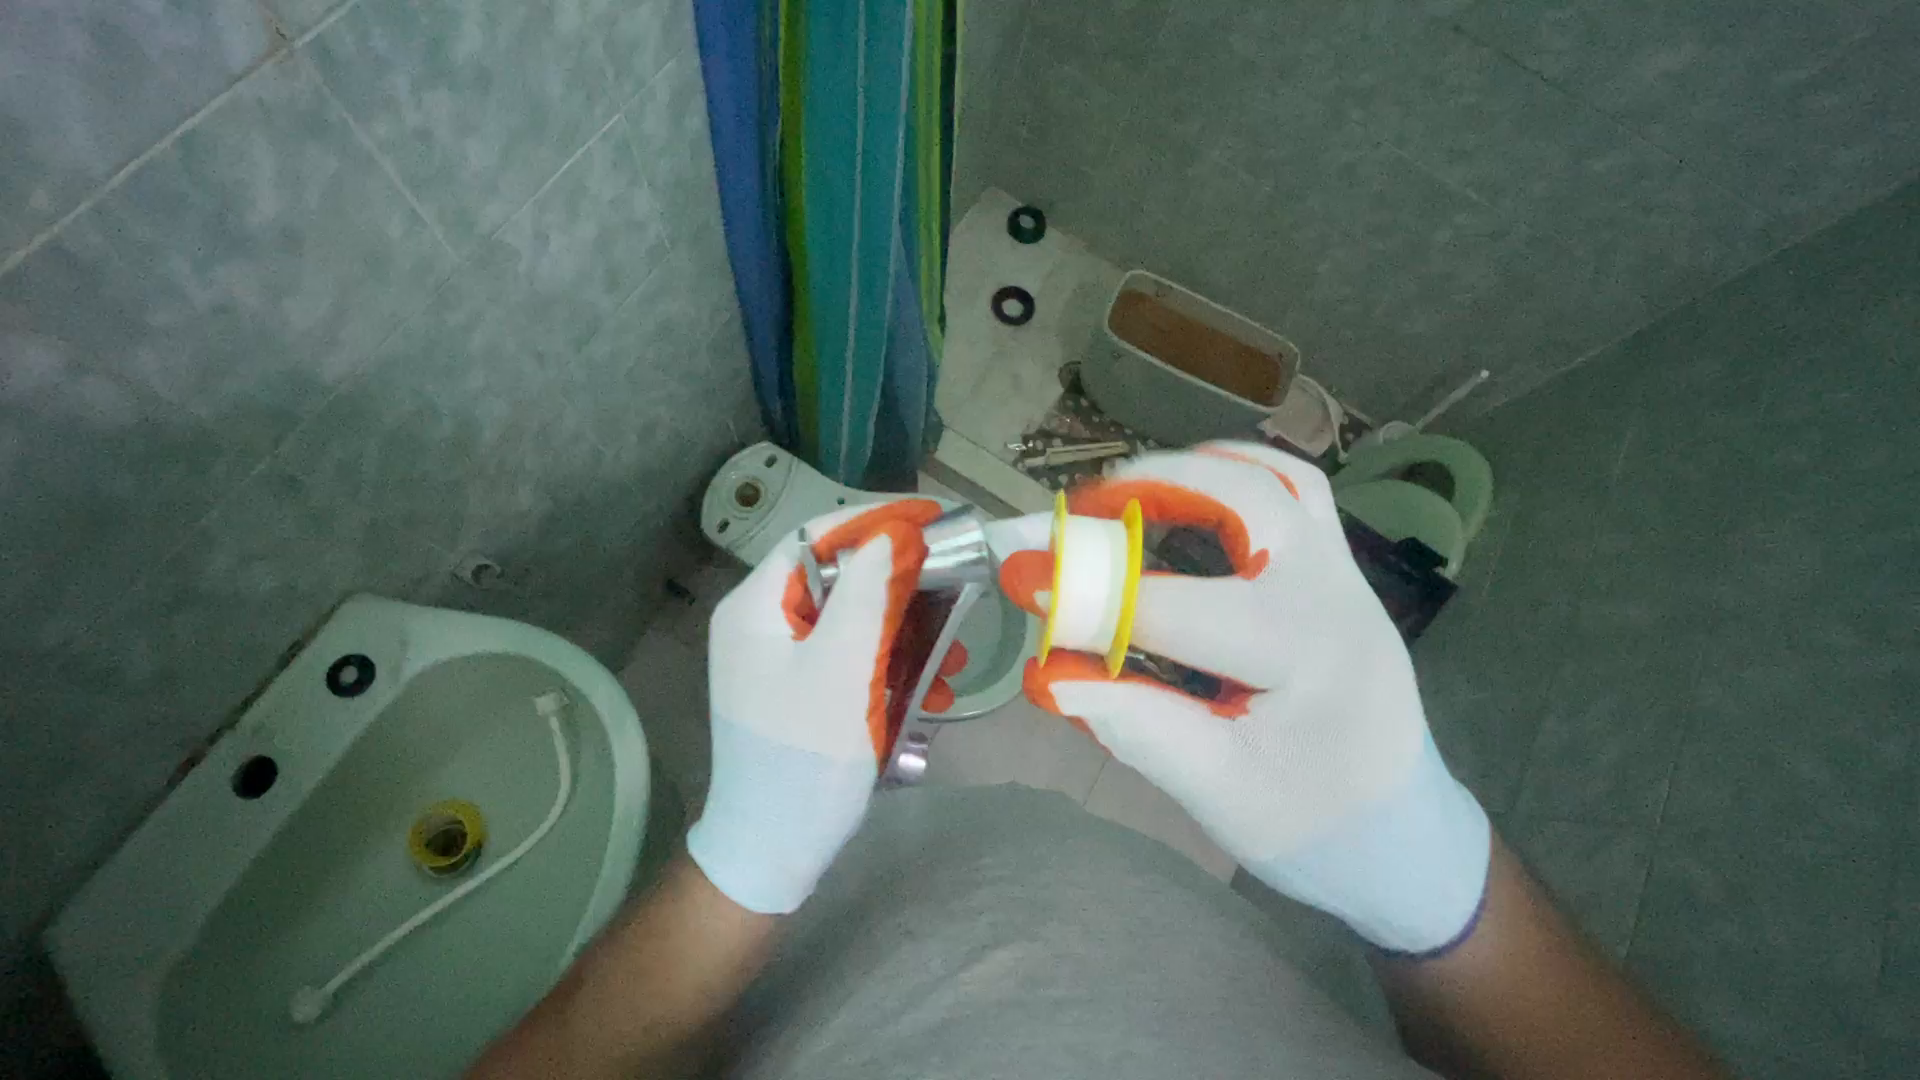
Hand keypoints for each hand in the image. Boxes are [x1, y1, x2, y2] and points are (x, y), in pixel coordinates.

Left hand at [686, 500, 943, 914]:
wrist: (774, 850)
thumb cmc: (804, 757)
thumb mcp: (841, 669)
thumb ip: (866, 595)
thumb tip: (890, 533)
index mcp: (756, 608)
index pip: (815, 537)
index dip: (873, 521)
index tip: (931, 517)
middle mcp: (764, 624)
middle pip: (839, 578)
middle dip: (902, 585)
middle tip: (955, 584)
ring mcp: (783, 660)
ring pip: (854, 620)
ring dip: (908, 631)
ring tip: (955, 652)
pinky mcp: (804, 690)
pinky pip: (853, 657)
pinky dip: (893, 665)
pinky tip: (935, 687)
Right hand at [1018, 442, 1489, 953]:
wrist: (1400, 837)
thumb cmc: (1311, 828)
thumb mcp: (1217, 793)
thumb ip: (1134, 725)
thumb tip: (1046, 674)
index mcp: (1308, 658)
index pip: (1181, 612)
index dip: (1091, 596)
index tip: (1020, 576)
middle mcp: (1335, 595)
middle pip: (1248, 497)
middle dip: (1153, 488)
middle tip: (1080, 512)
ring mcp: (1346, 575)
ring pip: (1277, 478)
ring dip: (1193, 471)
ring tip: (1127, 496)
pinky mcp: (1339, 574)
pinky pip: (1294, 492)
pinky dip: (1233, 478)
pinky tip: (1186, 498)